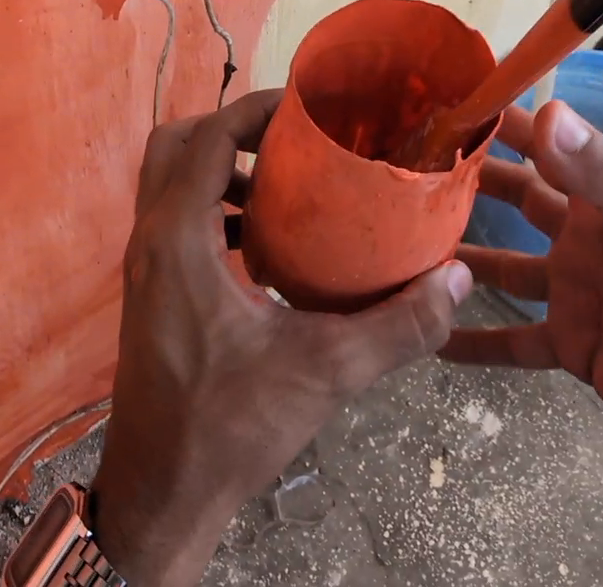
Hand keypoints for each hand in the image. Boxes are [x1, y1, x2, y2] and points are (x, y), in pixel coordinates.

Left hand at [91, 90, 473, 586]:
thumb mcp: (324, 372)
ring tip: (289, 183)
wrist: (160, 496)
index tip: (310, 107)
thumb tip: (457, 278)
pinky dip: (216, 209)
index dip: (256, 110)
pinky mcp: (152, 291)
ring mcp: (145, 266)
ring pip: (172, 182)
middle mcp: (151, 239)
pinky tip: (268, 245)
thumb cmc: (230, 427)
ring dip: (224, 169)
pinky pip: (177, 220)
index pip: (209, 138)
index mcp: (178, 239)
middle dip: (232, 129)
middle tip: (293, 140)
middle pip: (177, 145)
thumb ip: (398, 326)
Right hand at [443, 100, 602, 585]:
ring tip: (399, 253)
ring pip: (504, 267)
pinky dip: (475, 340)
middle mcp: (590, 241)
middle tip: (402, 175)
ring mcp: (581, 296)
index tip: (439, 106)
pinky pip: (513, 339)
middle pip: (517, 199)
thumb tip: (550, 113)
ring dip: (459, 259)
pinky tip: (430, 340)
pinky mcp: (576, 349)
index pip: (551, 145)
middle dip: (466, 183)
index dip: (501, 121)